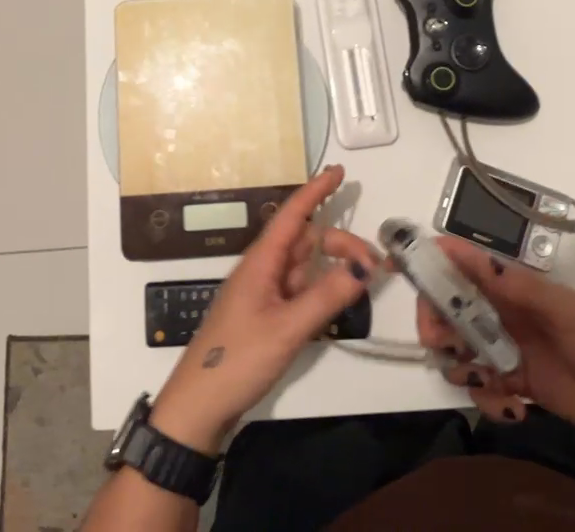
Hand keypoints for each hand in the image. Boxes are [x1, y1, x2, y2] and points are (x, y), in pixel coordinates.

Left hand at [151, 165, 382, 454]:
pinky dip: (322, 289)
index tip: (339, 171)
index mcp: (260, 262)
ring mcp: (263, 293)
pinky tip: (340, 301)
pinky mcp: (265, 315)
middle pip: (305, 241)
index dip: (315, 191)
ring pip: (304, 266)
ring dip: (334, 266)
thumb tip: (363, 268)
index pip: (293, 215)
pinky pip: (299, 290)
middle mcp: (261, 270)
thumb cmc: (238, 359)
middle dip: (341, 243)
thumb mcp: (287, 329)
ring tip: (366, 279)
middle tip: (374, 267)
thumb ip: (326, 297)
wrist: (200, 404)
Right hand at [415, 236, 574, 430]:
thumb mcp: (563, 308)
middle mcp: (501, 313)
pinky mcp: (512, 383)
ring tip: (482, 381)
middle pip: (448, 311)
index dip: (431, 264)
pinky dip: (486, 398)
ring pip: (458, 351)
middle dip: (437, 325)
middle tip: (441, 344)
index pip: (461, 267)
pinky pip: (480, 388)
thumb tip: (467, 254)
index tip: (399, 268)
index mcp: (512, 287)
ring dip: (459, 366)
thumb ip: (517, 286)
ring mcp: (505, 349)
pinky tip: (511, 406)